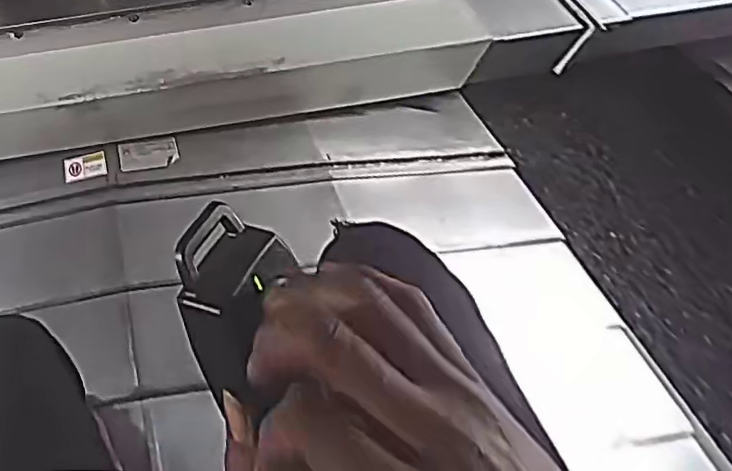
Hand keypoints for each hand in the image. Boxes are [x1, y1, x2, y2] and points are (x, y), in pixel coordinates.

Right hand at [223, 264, 560, 470]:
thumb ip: (321, 465)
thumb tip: (263, 438)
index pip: (320, 424)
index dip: (272, 423)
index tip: (263, 431)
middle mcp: (438, 430)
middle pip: (338, 347)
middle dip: (278, 339)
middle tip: (261, 358)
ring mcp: (457, 388)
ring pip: (371, 304)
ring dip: (309, 293)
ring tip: (280, 306)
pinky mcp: (470, 366)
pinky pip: (410, 299)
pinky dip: (361, 280)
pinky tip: (334, 284)